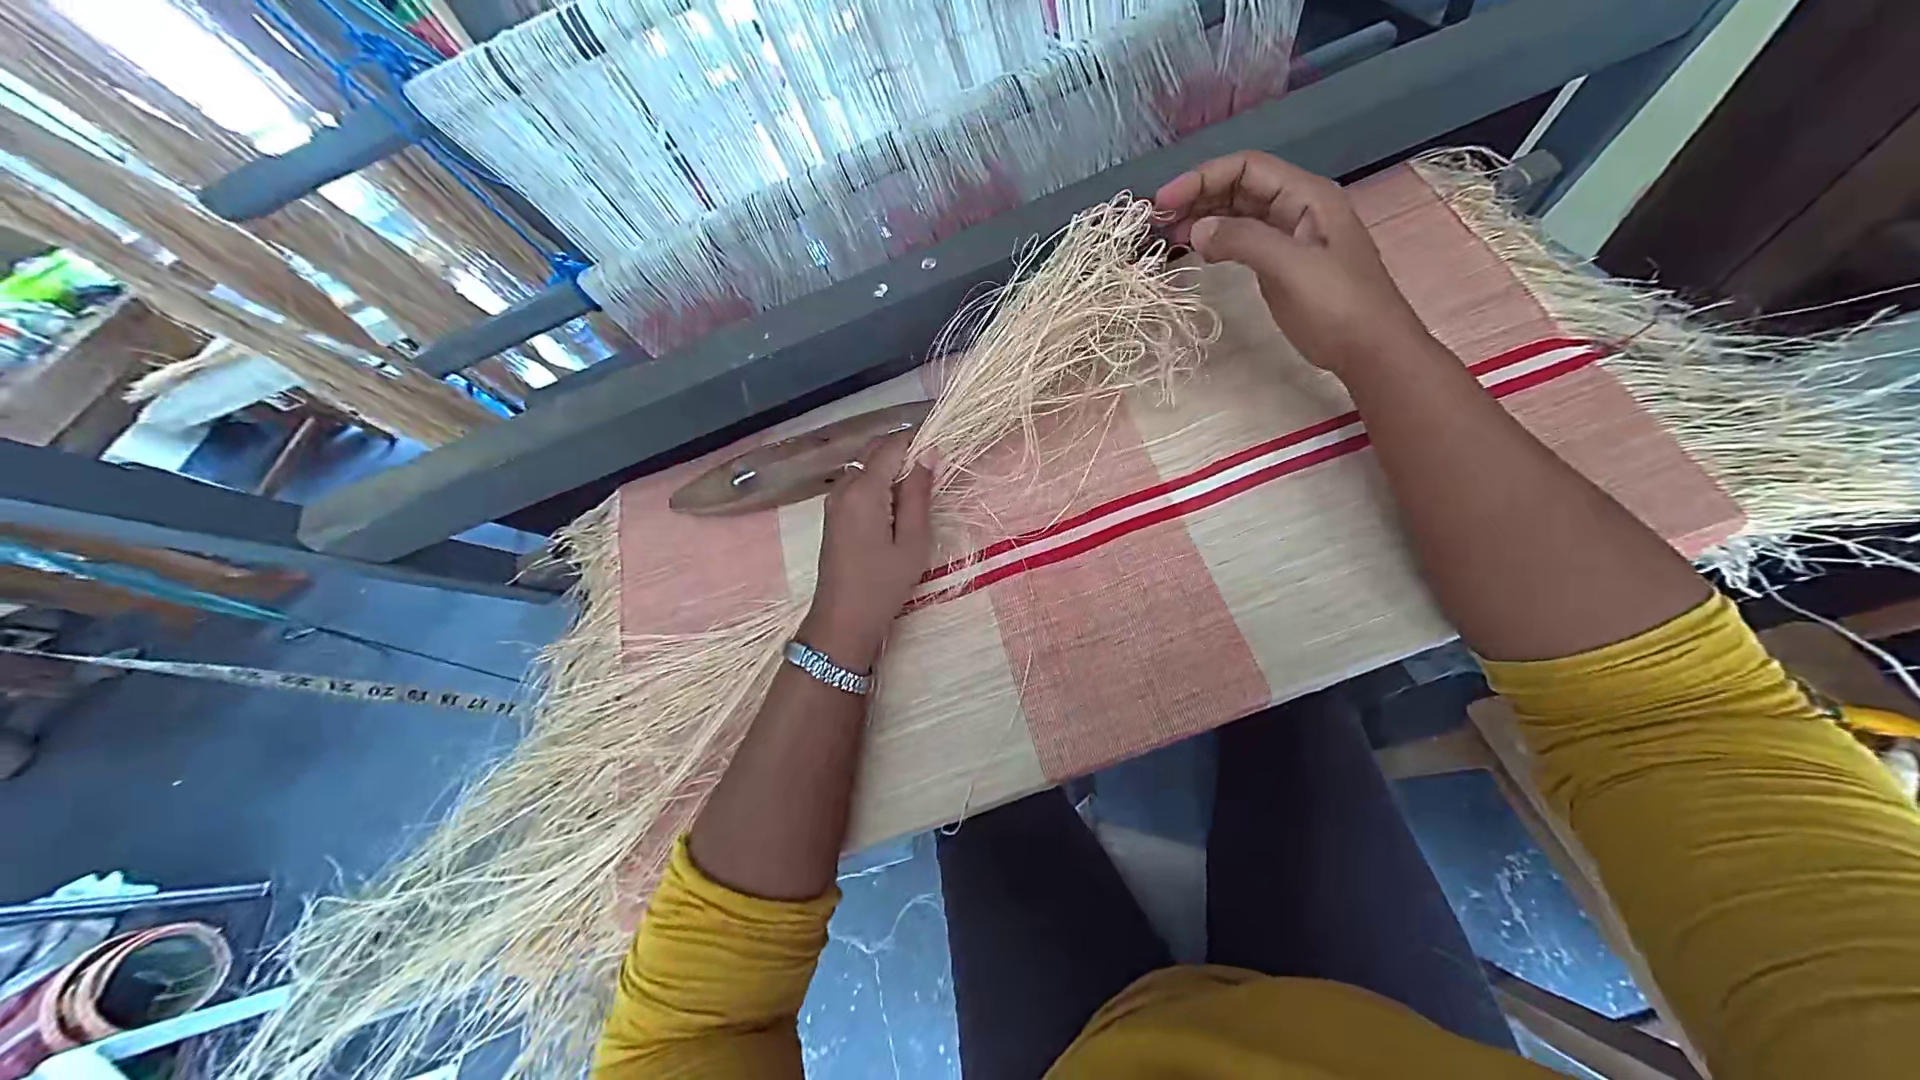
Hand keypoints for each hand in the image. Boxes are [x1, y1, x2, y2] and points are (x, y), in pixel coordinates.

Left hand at [800, 433, 932, 672]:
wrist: (843, 620)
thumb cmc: (883, 584)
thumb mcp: (912, 541)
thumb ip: (919, 494)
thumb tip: (930, 454)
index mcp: (863, 490)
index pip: (891, 446)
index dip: (917, 439)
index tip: (943, 447)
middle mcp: (843, 487)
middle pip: (875, 452)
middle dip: (905, 453)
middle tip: (935, 472)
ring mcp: (834, 501)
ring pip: (866, 468)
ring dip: (892, 470)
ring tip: (920, 494)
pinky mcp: (833, 515)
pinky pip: (859, 485)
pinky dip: (880, 485)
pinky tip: (898, 508)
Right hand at [1154, 150, 1432, 375]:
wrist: (1369, 348)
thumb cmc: (1337, 306)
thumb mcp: (1290, 268)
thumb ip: (1244, 242)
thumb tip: (1197, 229)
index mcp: (1305, 196)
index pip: (1246, 168)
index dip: (1202, 177)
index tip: (1163, 201)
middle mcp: (1296, 208)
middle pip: (1239, 186)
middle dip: (1198, 195)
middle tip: (1157, 220)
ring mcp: (1288, 236)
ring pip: (1238, 213)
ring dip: (1203, 218)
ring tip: (1168, 235)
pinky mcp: (1280, 263)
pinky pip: (1242, 240)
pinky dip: (1215, 241)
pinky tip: (1196, 251)